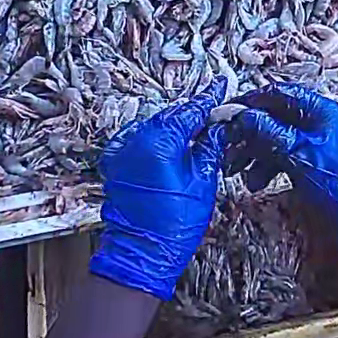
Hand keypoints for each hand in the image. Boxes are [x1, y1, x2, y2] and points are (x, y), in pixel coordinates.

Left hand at [88, 80, 229, 299]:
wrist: (142, 252)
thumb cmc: (174, 224)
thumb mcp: (203, 182)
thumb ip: (210, 148)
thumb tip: (221, 127)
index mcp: (160, 140)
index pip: (190, 110)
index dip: (209, 99)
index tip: (221, 85)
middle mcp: (136, 138)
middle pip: (172, 116)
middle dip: (193, 114)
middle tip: (215, 114)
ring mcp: (122, 149)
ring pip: (155, 127)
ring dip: (175, 127)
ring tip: (197, 133)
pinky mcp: (115, 162)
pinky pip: (138, 140)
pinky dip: (155, 139)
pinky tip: (170, 146)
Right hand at [228, 84, 337, 257]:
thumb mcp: (302, 156)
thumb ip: (270, 133)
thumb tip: (243, 116)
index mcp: (320, 111)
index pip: (277, 94)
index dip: (249, 102)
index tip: (225, 114)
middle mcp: (317, 124)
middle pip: (272, 118)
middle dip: (247, 133)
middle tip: (226, 147)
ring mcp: (315, 145)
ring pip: (274, 140)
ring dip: (253, 154)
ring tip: (237, 171)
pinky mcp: (313, 165)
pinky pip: (283, 158)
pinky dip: (267, 168)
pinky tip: (256, 182)